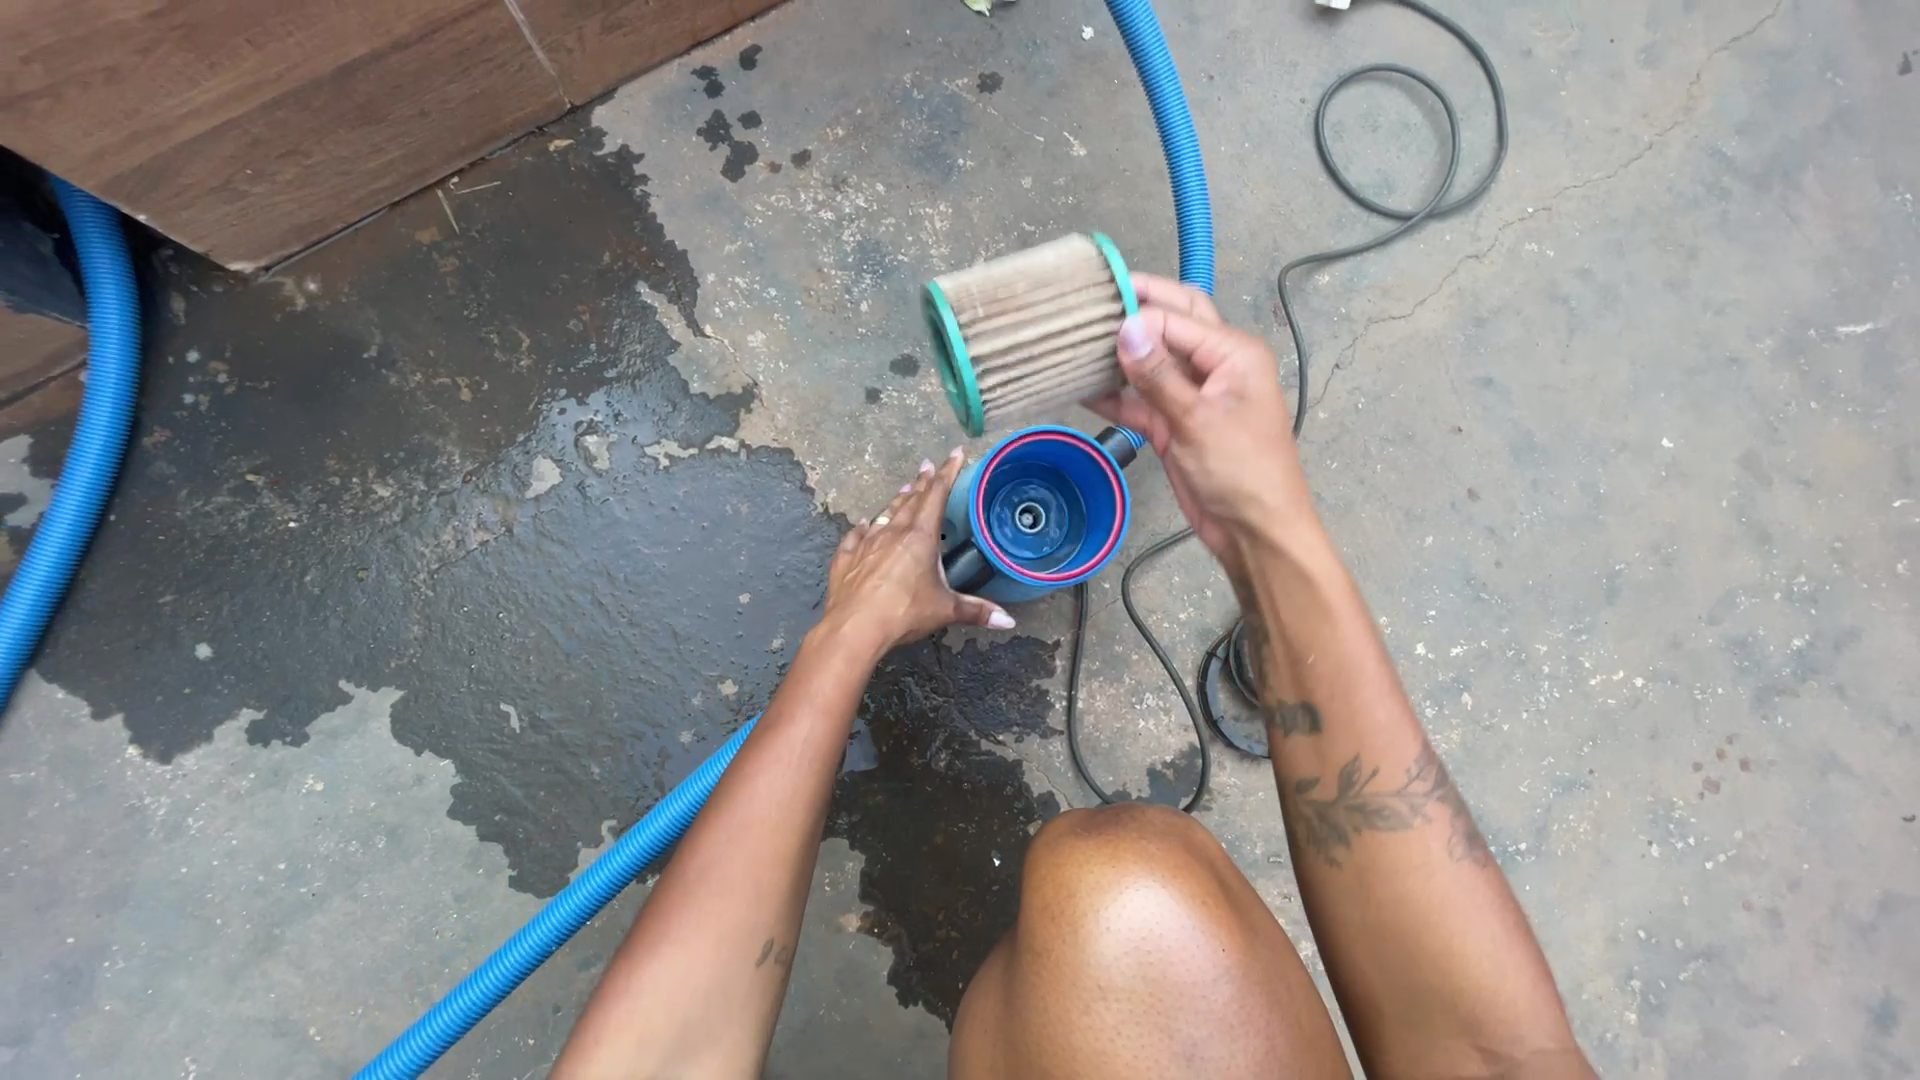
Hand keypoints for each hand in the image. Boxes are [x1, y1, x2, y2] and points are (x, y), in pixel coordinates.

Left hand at [818, 448, 1016, 652]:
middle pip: (910, 500)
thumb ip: (976, 611)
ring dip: (897, 501)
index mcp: (920, 538)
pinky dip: (863, 527)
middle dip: (922, 482)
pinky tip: (863, 524)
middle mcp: (892, 533)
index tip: (955, 454)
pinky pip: (856, 536)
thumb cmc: (903, 613)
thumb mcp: (945, 610)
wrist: (854, 627)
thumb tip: (1008, 622)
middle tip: (928, 465)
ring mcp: (866, 543)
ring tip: (904, 490)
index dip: (948, 473)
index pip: (936, 496)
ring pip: (884, 514)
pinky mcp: (846, 558)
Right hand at [1087, 274, 1319, 574]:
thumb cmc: (1243, 473)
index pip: (1178, 316)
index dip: (1138, 310)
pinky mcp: (1173, 425)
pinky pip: (1139, 402)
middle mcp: (1213, 366)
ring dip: (1120, 356)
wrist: (1254, 531)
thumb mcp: (1198, 420)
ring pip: (1150, 364)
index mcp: (1233, 353)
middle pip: (1170, 325)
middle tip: (1091, 302)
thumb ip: (1159, 375)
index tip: (1096, 309)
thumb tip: (1127, 328)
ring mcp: (1191, 396)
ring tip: (1078, 343)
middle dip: (1135, 312)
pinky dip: (1115, 398)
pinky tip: (1082, 389)